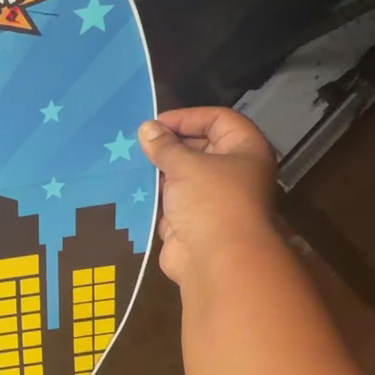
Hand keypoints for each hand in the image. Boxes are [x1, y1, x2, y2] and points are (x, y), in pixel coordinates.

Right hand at [138, 108, 278, 284]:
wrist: (215, 257)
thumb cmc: (211, 201)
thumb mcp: (186, 165)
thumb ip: (164, 146)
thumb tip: (146, 128)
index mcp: (244, 149)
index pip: (218, 120)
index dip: (187, 117)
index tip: (155, 124)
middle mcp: (232, 171)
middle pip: (200, 147)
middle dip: (169, 145)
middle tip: (138, 145)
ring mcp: (211, 198)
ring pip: (182, 176)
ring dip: (158, 171)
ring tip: (129, 164)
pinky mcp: (191, 220)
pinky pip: (170, 201)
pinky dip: (153, 195)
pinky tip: (131, 189)